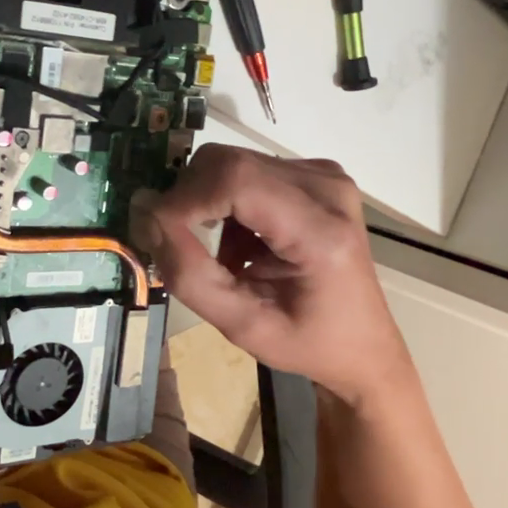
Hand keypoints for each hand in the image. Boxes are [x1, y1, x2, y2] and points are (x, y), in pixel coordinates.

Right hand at [145, 145, 409, 403]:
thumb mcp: (243, 326)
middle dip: (188, 201)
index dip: (184, 200)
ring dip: (207, 205)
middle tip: (176, 248)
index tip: (154, 234)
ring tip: (222, 258)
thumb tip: (145, 218)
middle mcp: (327, 187)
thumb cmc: (309, 344)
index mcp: (322, 230)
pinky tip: (242, 246)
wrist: (363, 345)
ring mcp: (323, 175)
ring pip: (231, 163)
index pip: (236, 181)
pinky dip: (226, 205)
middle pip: (229, 162)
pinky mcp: (314, 174)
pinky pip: (247, 171)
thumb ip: (190, 275)